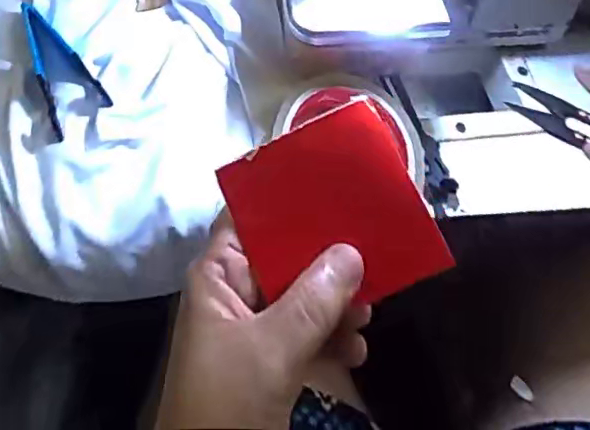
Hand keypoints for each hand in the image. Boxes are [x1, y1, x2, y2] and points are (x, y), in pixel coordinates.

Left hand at [155, 213, 370, 429]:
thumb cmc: (225, 405)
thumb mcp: (272, 350)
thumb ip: (314, 298)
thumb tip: (352, 251)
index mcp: (219, 275)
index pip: (250, 215)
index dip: (286, 198)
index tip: (331, 185)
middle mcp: (235, 291)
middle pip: (285, 254)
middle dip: (328, 258)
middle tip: (371, 253)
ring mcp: (253, 327)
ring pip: (302, 293)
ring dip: (336, 302)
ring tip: (368, 313)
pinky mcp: (268, 360)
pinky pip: (305, 330)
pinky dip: (331, 336)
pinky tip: (357, 349)